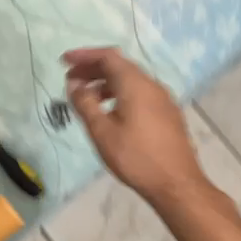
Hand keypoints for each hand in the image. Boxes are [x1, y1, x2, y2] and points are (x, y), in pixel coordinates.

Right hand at [62, 47, 212, 210]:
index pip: (108, 57)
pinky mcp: (168, 113)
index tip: (64, 61)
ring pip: (131, 80)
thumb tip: (74, 84)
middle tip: (71, 80)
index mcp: (135, 85)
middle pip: (120, 66)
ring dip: (106, 82)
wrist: (176, 184)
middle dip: (93, 68)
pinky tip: (111, 111)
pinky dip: (120, 92)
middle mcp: (152, 86)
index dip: (84, 55)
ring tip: (87, 97)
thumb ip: (85, 103)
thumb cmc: (135, 157)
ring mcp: (163, 100)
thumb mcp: (101, 131)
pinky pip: (140, 92)